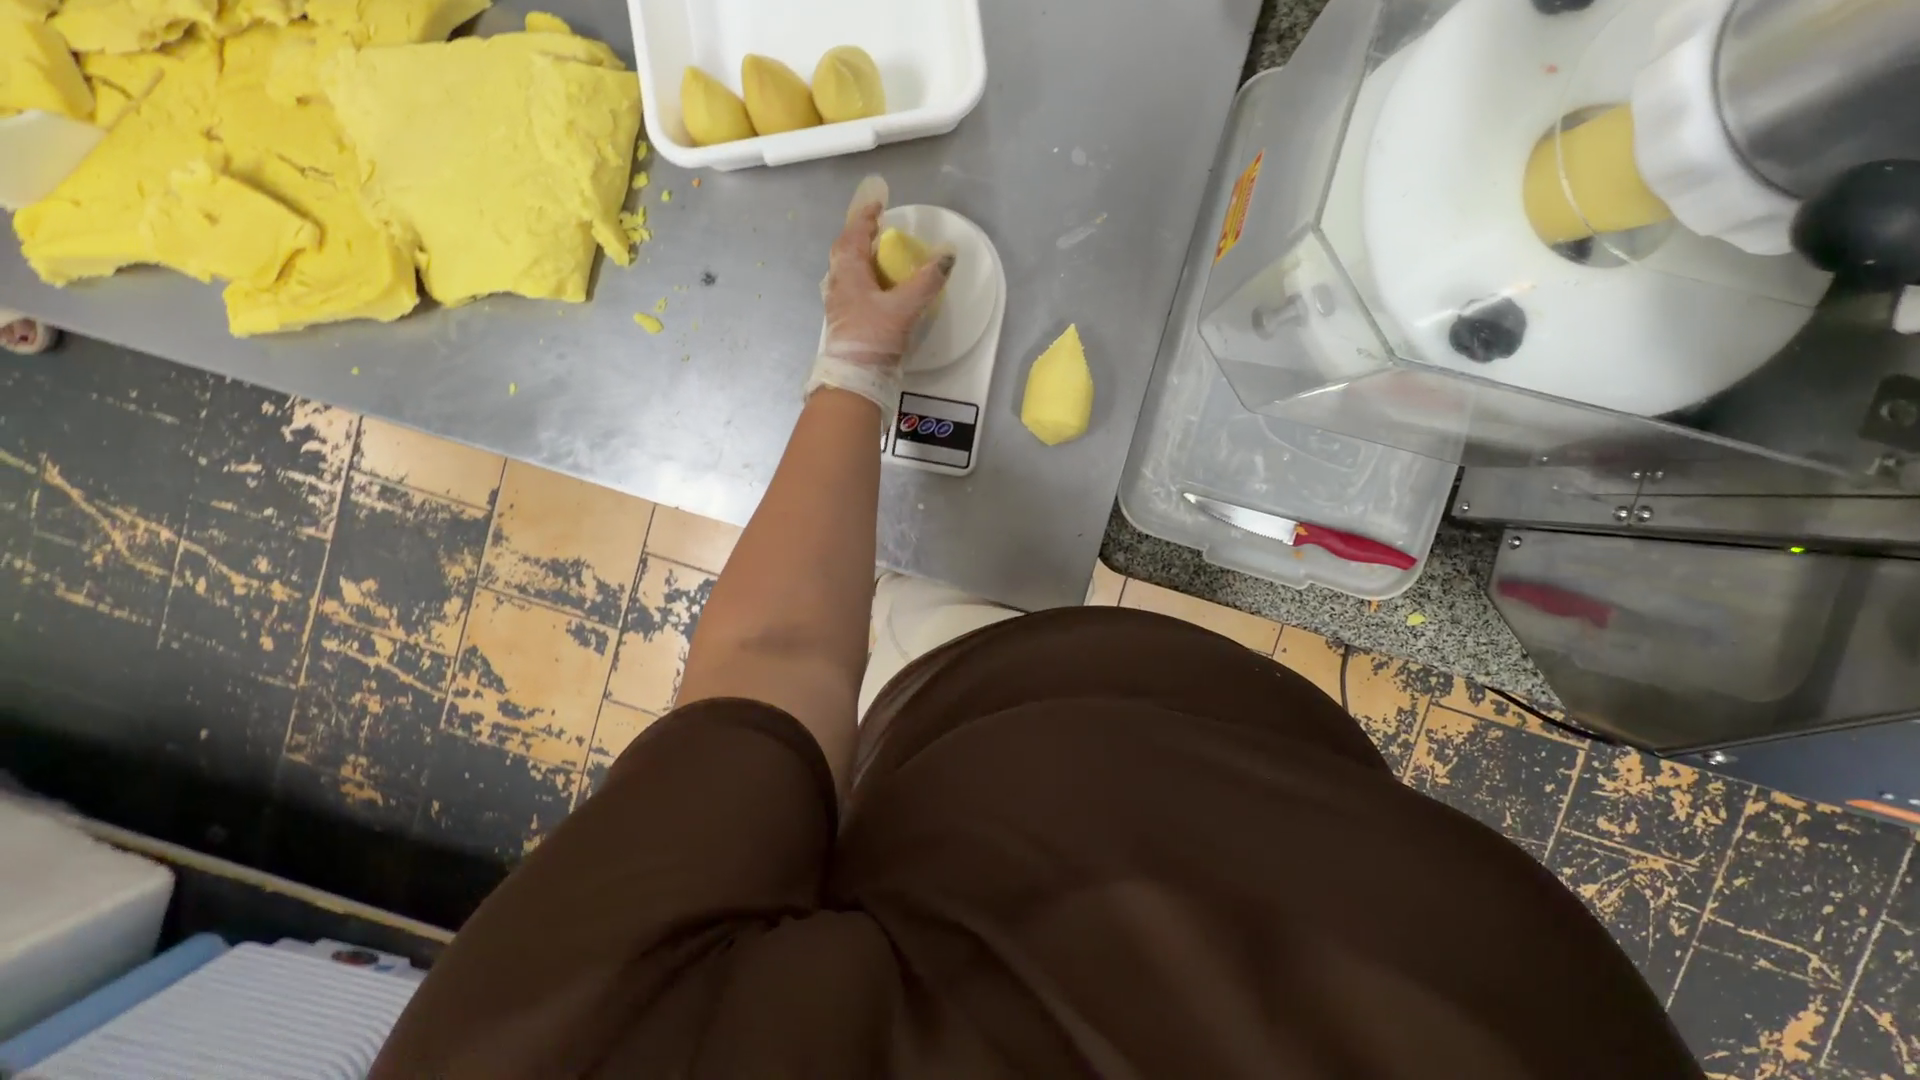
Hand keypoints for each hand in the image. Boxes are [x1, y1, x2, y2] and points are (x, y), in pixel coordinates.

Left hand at [805, 176, 954, 409]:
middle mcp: (838, 284)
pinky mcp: (845, 321)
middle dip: (860, 235)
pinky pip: (853, 289)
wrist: (854, 380)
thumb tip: (948, 255)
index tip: (878, 203)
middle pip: (846, 251)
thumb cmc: (873, 337)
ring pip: (847, 271)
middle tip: (877, 226)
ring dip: (861, 258)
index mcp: (847, 272)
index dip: (866, 216)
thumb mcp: (905, 307)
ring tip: (879, 254)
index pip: (854, 234)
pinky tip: (877, 287)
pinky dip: (865, 279)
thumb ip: (927, 280)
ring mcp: (839, 304)